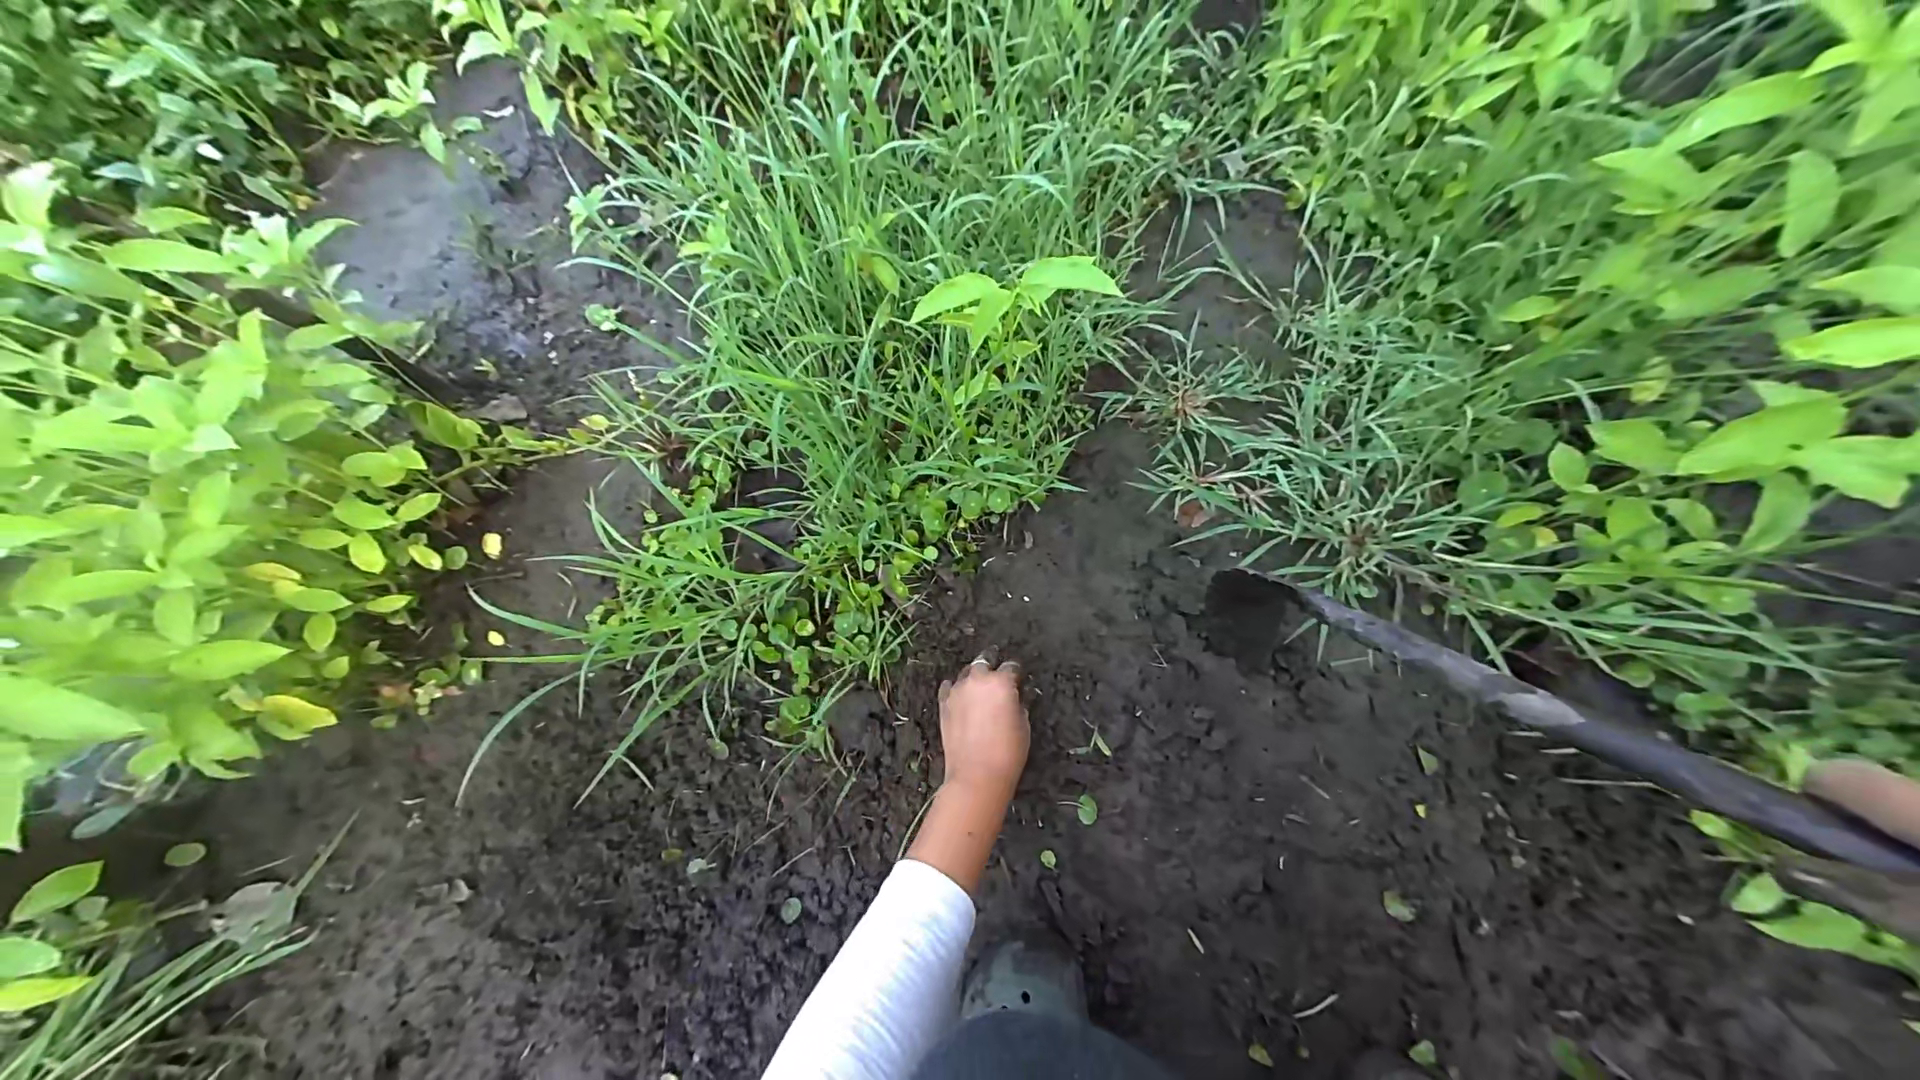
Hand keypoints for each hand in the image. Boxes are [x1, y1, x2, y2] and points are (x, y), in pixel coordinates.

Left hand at [937, 657, 1029, 797]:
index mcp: (1001, 682)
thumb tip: (1019, 696)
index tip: (1019, 679)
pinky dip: (956, 689)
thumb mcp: (1024, 725)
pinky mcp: (944, 703)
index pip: (1011, 667)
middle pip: (985, 662)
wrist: (976, 775)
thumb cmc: (1007, 752)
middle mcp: (977, 680)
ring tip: (980, 687)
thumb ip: (1020, 704)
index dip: (1016, 673)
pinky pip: (949, 687)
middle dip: (993, 667)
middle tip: (998, 676)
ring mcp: (957, 690)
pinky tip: (961, 696)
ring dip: (974, 677)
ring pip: (966, 673)